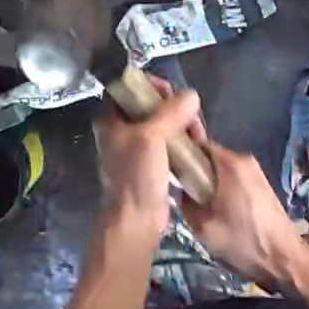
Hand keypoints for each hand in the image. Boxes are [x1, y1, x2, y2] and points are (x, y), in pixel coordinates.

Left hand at [94, 78, 204, 242]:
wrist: (136, 222)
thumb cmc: (136, 177)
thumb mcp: (152, 137)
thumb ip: (172, 112)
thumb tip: (192, 95)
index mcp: (111, 118)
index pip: (133, 87)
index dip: (155, 86)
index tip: (174, 96)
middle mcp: (121, 128)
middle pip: (153, 103)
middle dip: (177, 107)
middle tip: (193, 120)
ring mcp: (137, 145)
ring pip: (165, 121)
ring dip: (183, 124)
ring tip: (198, 136)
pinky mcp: (151, 161)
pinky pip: (170, 139)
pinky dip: (183, 139)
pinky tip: (195, 145)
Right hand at [183, 144, 308, 287]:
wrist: (283, 256)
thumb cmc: (243, 241)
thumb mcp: (205, 228)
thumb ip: (187, 204)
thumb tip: (181, 191)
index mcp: (230, 164)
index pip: (200, 146)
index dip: (186, 157)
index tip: (176, 172)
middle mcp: (244, 159)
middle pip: (213, 157)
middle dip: (199, 173)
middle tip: (188, 194)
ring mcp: (256, 170)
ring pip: (224, 168)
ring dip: (213, 182)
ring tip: (205, 205)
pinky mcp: (262, 182)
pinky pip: (236, 177)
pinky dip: (227, 187)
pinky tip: (224, 209)